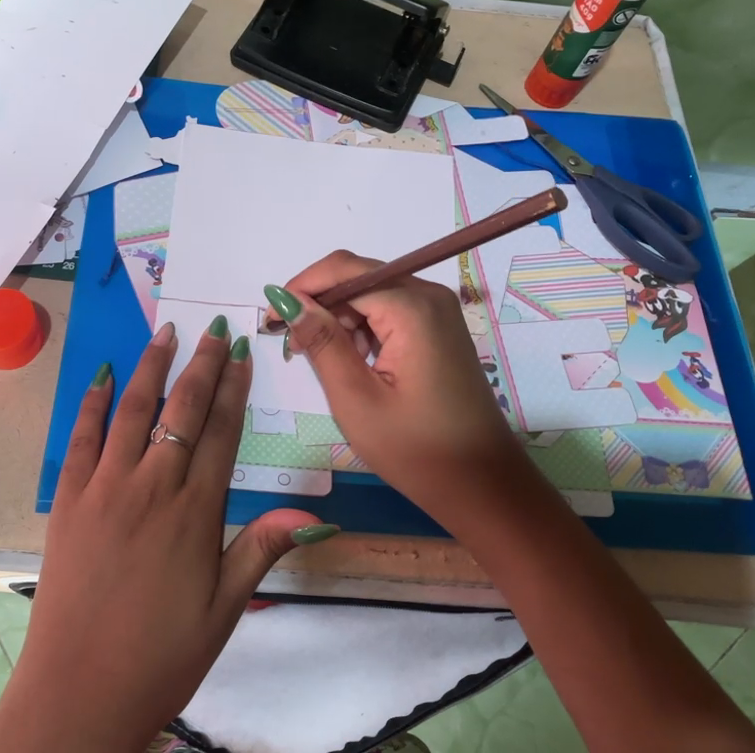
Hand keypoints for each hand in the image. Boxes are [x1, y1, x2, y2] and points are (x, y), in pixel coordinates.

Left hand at [0, 319, 328, 752]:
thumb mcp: (224, 611)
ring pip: (132, 411)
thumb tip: (314, 513)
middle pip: (181, 410)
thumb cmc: (161, 657)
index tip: (242, 354)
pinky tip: (103, 377)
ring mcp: (104, 488)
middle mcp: (151, 486)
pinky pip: (80, 439)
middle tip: (214, 329)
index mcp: (194, 512)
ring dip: (150, 368)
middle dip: (201, 366)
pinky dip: (93, 404)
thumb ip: (261, 551)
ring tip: (165, 333)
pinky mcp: (67, 501)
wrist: (78, 693)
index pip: (221, 433)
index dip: (235, 390)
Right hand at [266, 251, 534, 526]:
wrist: (482, 484)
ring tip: (324, 361)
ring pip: (373, 292)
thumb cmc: (416, 449)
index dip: (301, 288)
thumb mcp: (356, 398)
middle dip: (320, 303)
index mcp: (412, 308)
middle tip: (293, 345)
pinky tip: (355, 363)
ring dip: (342, 318)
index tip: (271, 319)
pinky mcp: (441, 328)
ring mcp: (439, 311)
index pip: (343, 271)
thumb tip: (287, 299)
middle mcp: (429, 295)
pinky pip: (391, 310)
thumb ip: (321, 341)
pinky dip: (365, 327)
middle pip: (358, 277)